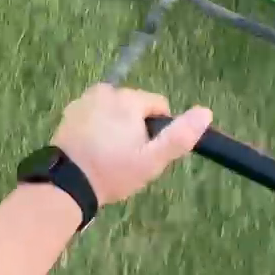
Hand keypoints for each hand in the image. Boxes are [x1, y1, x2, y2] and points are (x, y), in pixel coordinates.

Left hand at [50, 85, 212, 204]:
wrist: (68, 183)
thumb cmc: (114, 171)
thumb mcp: (153, 159)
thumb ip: (179, 135)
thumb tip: (206, 112)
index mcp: (127, 98)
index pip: (158, 105)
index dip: (158, 129)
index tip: (147, 152)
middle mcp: (104, 91)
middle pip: (134, 107)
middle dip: (136, 127)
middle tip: (128, 157)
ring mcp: (83, 100)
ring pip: (114, 111)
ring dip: (116, 127)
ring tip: (110, 155)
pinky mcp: (69, 112)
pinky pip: (94, 115)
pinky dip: (97, 128)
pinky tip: (93, 150)